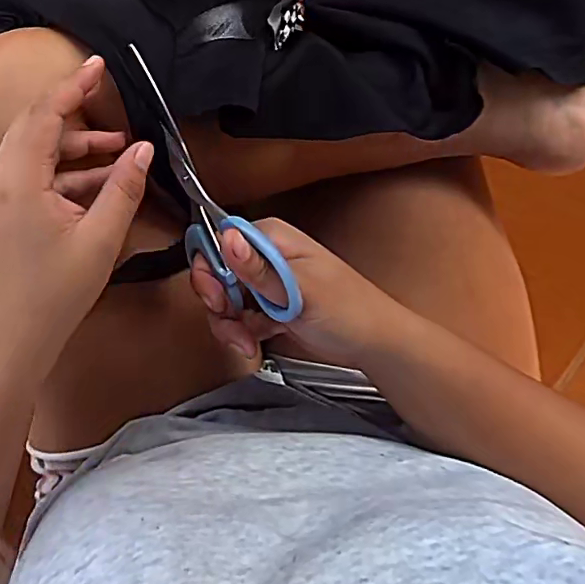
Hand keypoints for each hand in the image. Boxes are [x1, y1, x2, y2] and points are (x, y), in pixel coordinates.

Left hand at [0, 56, 152, 347]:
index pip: (44, 115)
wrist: (15, 337)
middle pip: (36, 126)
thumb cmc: (56, 291)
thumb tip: (145, 149)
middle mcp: (1, 178)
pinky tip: (103, 181)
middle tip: (111, 102)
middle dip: (77, 113)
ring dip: (78, 146)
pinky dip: (69, 170)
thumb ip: (124, 187)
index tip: (98, 66)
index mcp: (18, 179)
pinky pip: (37, 173)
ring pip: (38, 149)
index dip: (72, 86)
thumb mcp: (101, 236)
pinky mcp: (6, 209)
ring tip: (120, 150)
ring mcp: (0, 194)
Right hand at [190, 218, 416, 370]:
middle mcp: (267, 255)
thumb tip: (228, 238)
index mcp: (272, 239)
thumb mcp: (300, 289)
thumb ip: (259, 267)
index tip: (217, 296)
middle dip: (219, 304)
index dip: (210, 269)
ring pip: (226, 299)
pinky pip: (240, 317)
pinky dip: (241, 334)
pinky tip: (254, 345)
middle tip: (232, 321)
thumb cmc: (350, 309)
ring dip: (229, 325)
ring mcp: (269, 281)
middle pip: (218, 272)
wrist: (375, 342)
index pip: (220, 240)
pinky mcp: (272, 305)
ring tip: (246, 342)